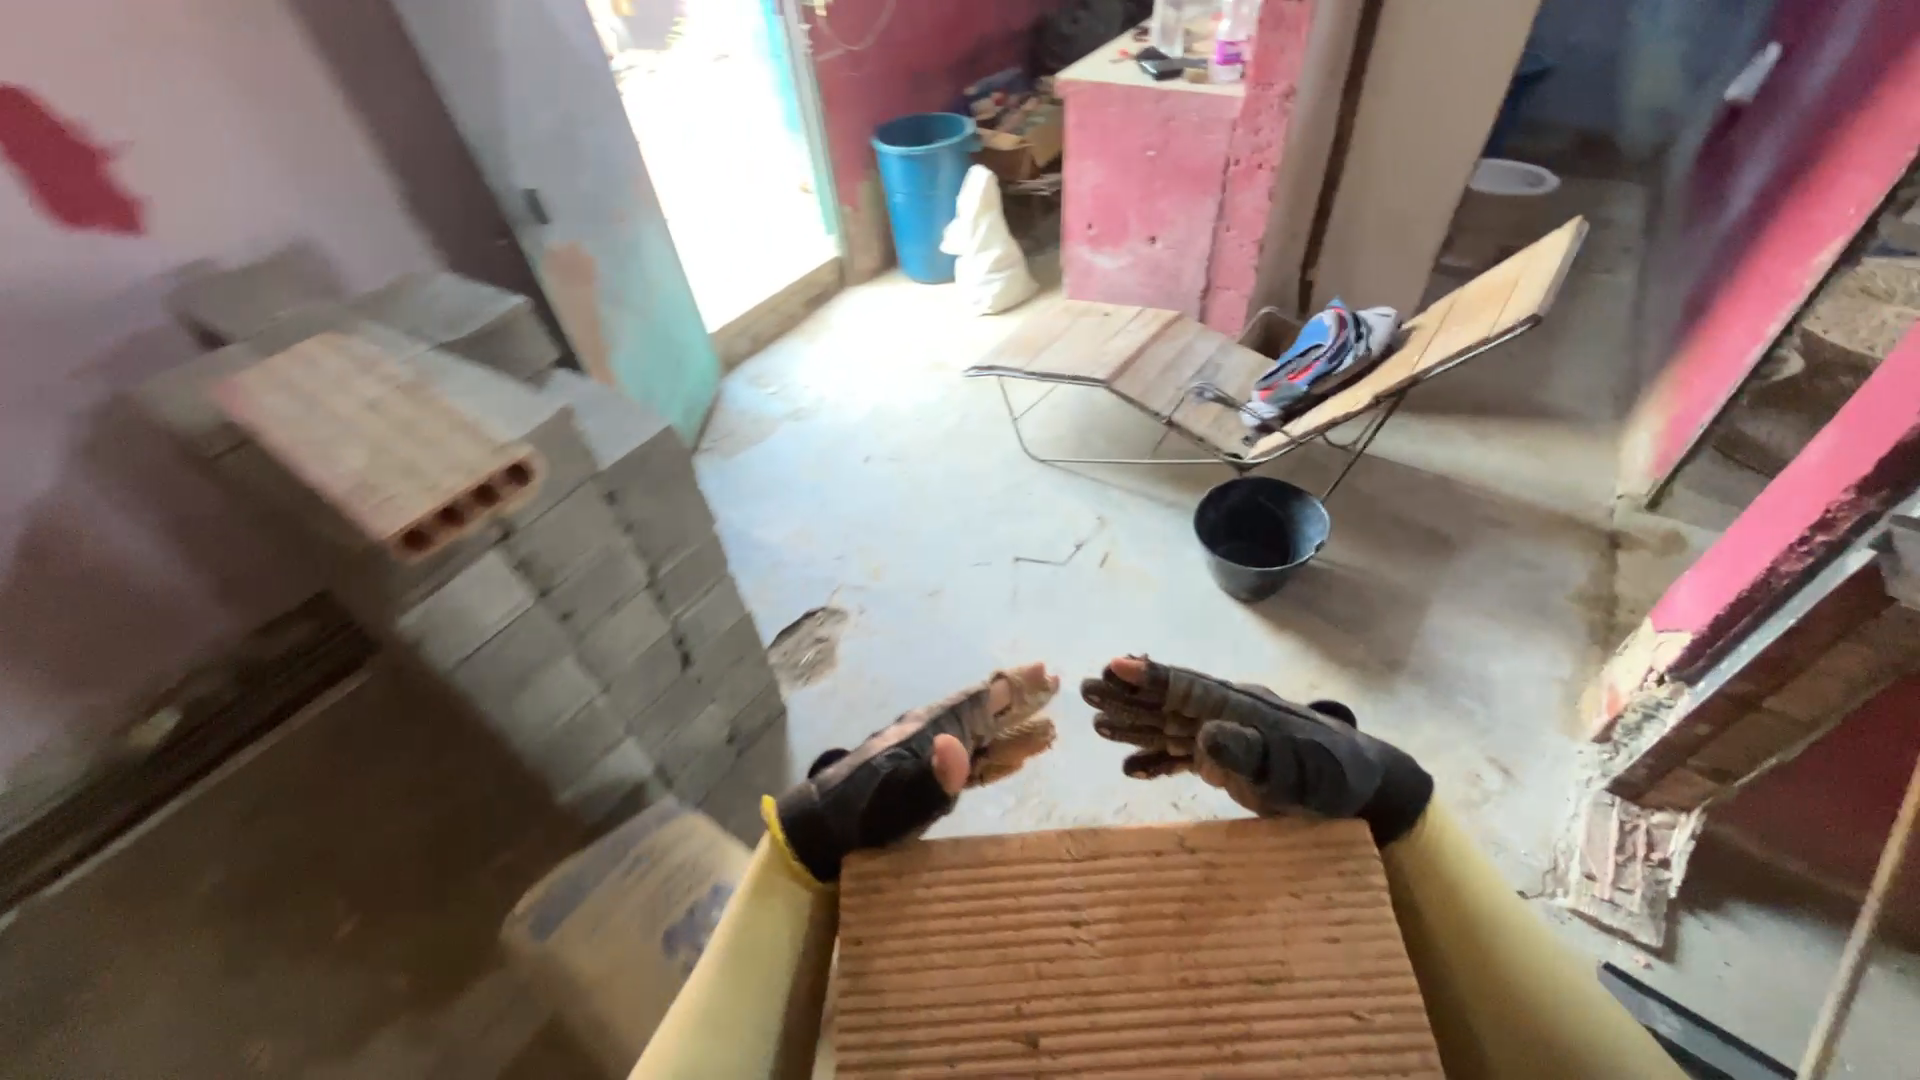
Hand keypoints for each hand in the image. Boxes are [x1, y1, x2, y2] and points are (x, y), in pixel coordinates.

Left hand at [771, 663, 1058, 881]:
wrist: (824, 831)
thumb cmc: (861, 813)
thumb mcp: (895, 798)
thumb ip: (930, 778)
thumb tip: (957, 745)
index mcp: (929, 732)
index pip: (978, 701)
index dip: (1011, 686)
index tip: (1043, 670)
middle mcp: (933, 739)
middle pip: (986, 714)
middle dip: (1019, 700)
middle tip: (1054, 683)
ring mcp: (930, 762)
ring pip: (983, 741)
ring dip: (1014, 734)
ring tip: (1048, 731)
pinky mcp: (928, 785)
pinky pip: (973, 767)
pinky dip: (997, 762)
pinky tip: (1013, 763)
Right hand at [1082, 656, 1431, 844]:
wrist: (1365, 789)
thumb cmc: (1332, 776)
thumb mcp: (1297, 770)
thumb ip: (1252, 752)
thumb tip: (1203, 734)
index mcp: (1239, 707)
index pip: (1187, 687)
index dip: (1150, 677)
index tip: (1114, 664)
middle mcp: (1224, 715)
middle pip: (1167, 702)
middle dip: (1127, 696)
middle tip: (1085, 688)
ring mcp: (1224, 738)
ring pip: (1168, 727)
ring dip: (1133, 724)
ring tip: (1096, 722)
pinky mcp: (1227, 762)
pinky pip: (1182, 758)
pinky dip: (1156, 762)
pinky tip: (1130, 769)